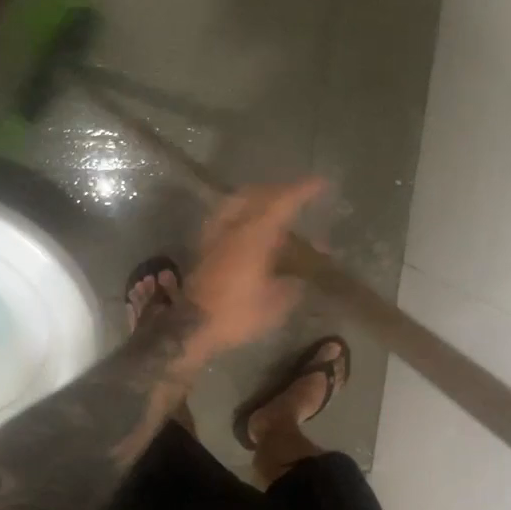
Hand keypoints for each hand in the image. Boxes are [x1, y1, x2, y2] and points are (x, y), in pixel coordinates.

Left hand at [182, 179, 324, 355]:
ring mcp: (214, 234)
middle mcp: (232, 226)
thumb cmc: (235, 315)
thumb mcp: (274, 305)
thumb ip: (291, 286)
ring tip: (274, 207)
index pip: (281, 202)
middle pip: (256, 194)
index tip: (320, 183)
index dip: (302, 190)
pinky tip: (251, 226)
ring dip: (258, 198)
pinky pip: (226, 216)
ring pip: (237, 202)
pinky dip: (242, 212)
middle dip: (279, 190)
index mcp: (253, 235)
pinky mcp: (204, 246)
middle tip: (298, 195)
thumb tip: (299, 279)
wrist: (190, 326)